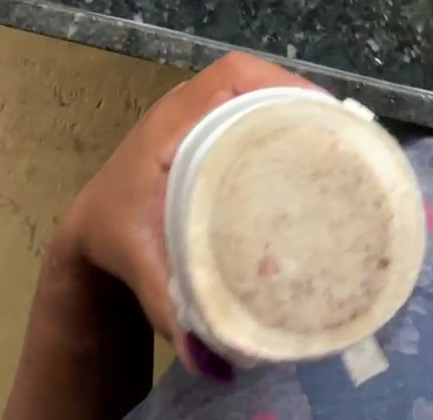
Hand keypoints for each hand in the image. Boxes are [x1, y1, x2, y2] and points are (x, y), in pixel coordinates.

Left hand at [50, 52, 318, 377]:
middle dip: (298, 96)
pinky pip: (243, 106)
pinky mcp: (200, 128)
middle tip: (342, 134)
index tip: (324, 112)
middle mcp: (183, 108)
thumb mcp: (139, 265)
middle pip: (250, 78)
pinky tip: (302, 147)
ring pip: (249, 90)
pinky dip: (274, 116)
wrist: (89, 232)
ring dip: (289, 104)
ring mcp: (192, 114)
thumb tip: (216, 357)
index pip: (230, 77)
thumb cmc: (113, 236)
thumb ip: (169, 303)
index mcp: (171, 123)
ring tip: (334, 137)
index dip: (280, 82)